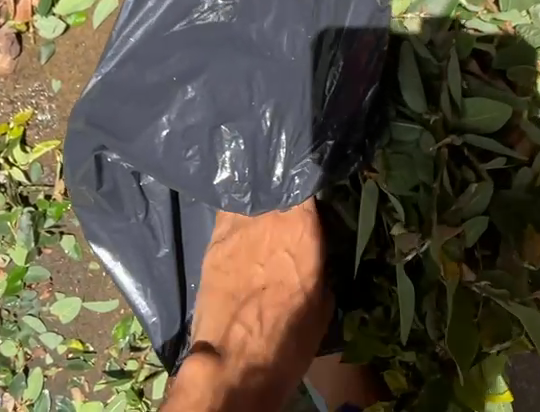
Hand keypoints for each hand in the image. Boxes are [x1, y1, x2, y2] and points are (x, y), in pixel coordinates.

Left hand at [164, 200, 329, 411]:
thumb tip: (316, 250)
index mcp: (304, 225)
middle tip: (289, 190)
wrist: (234, 362)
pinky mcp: (215, 238)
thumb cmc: (289, 337)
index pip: (307, 181)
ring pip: (252, 190)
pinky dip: (238, 205)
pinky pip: (229, 208)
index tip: (312, 180)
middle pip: (278, 181)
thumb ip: (320, 261)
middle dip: (284, 183)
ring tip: (264, 194)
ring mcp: (239, 223)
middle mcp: (271, 214)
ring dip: (260, 191)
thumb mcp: (323, 300)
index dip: (309, 177)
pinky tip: (242, 210)